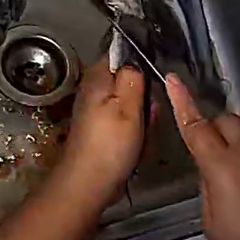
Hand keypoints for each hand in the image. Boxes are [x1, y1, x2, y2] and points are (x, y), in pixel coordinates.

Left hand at [48, 61, 145, 209]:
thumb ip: (132, 77)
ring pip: (134, 106)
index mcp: (97, 78)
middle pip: (131, 82)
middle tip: (148, 116)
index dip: (141, 64)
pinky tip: (137, 147)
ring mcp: (99, 112)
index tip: (151, 84)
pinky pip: (129, 124)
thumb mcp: (128, 106)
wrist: (88, 185)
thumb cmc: (108, 145)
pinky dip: (136, 134)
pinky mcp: (104, 131)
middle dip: (145, 99)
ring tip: (143, 135)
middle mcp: (95, 91)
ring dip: (144, 120)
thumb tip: (134, 59)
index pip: (122, 54)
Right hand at [163, 74, 239, 239]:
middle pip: (226, 121)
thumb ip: (207, 189)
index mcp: (224, 167)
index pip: (196, 126)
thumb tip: (212, 173)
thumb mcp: (214, 225)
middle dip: (215, 132)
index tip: (174, 81)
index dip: (181, 101)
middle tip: (212, 160)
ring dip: (238, 150)